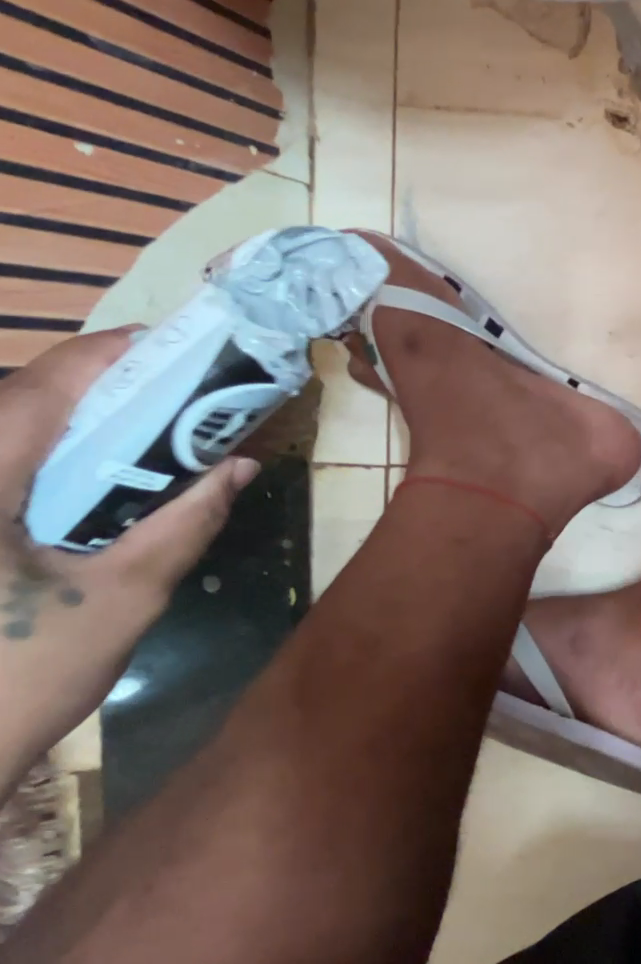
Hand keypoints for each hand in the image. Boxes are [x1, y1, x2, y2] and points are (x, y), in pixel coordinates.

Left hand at [0, 329, 257, 789]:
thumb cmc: (18, 675)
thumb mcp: (124, 597)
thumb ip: (183, 522)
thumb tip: (237, 465)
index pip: (42, 390)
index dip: (112, 356)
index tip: (182, 346)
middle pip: (19, 406)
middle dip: (104, 390)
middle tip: (182, 395)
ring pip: (6, 441)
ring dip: (79, 430)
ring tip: (150, 435)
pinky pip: (1, 478)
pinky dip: (49, 467)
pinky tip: (92, 488)